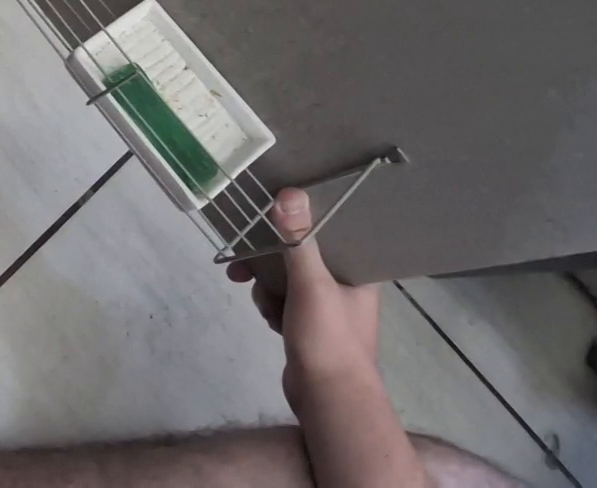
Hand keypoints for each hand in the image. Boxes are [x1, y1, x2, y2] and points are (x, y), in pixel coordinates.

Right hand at [227, 188, 380, 409]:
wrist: (330, 402)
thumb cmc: (329, 340)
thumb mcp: (311, 285)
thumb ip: (298, 241)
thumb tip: (289, 193)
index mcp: (356, 270)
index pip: (325, 229)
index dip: (293, 221)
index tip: (264, 218)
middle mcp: (345, 283)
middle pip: (297, 252)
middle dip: (266, 259)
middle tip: (239, 264)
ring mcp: (326, 304)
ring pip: (285, 275)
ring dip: (265, 285)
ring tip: (261, 302)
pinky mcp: (309, 322)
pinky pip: (282, 298)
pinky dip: (269, 304)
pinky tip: (269, 319)